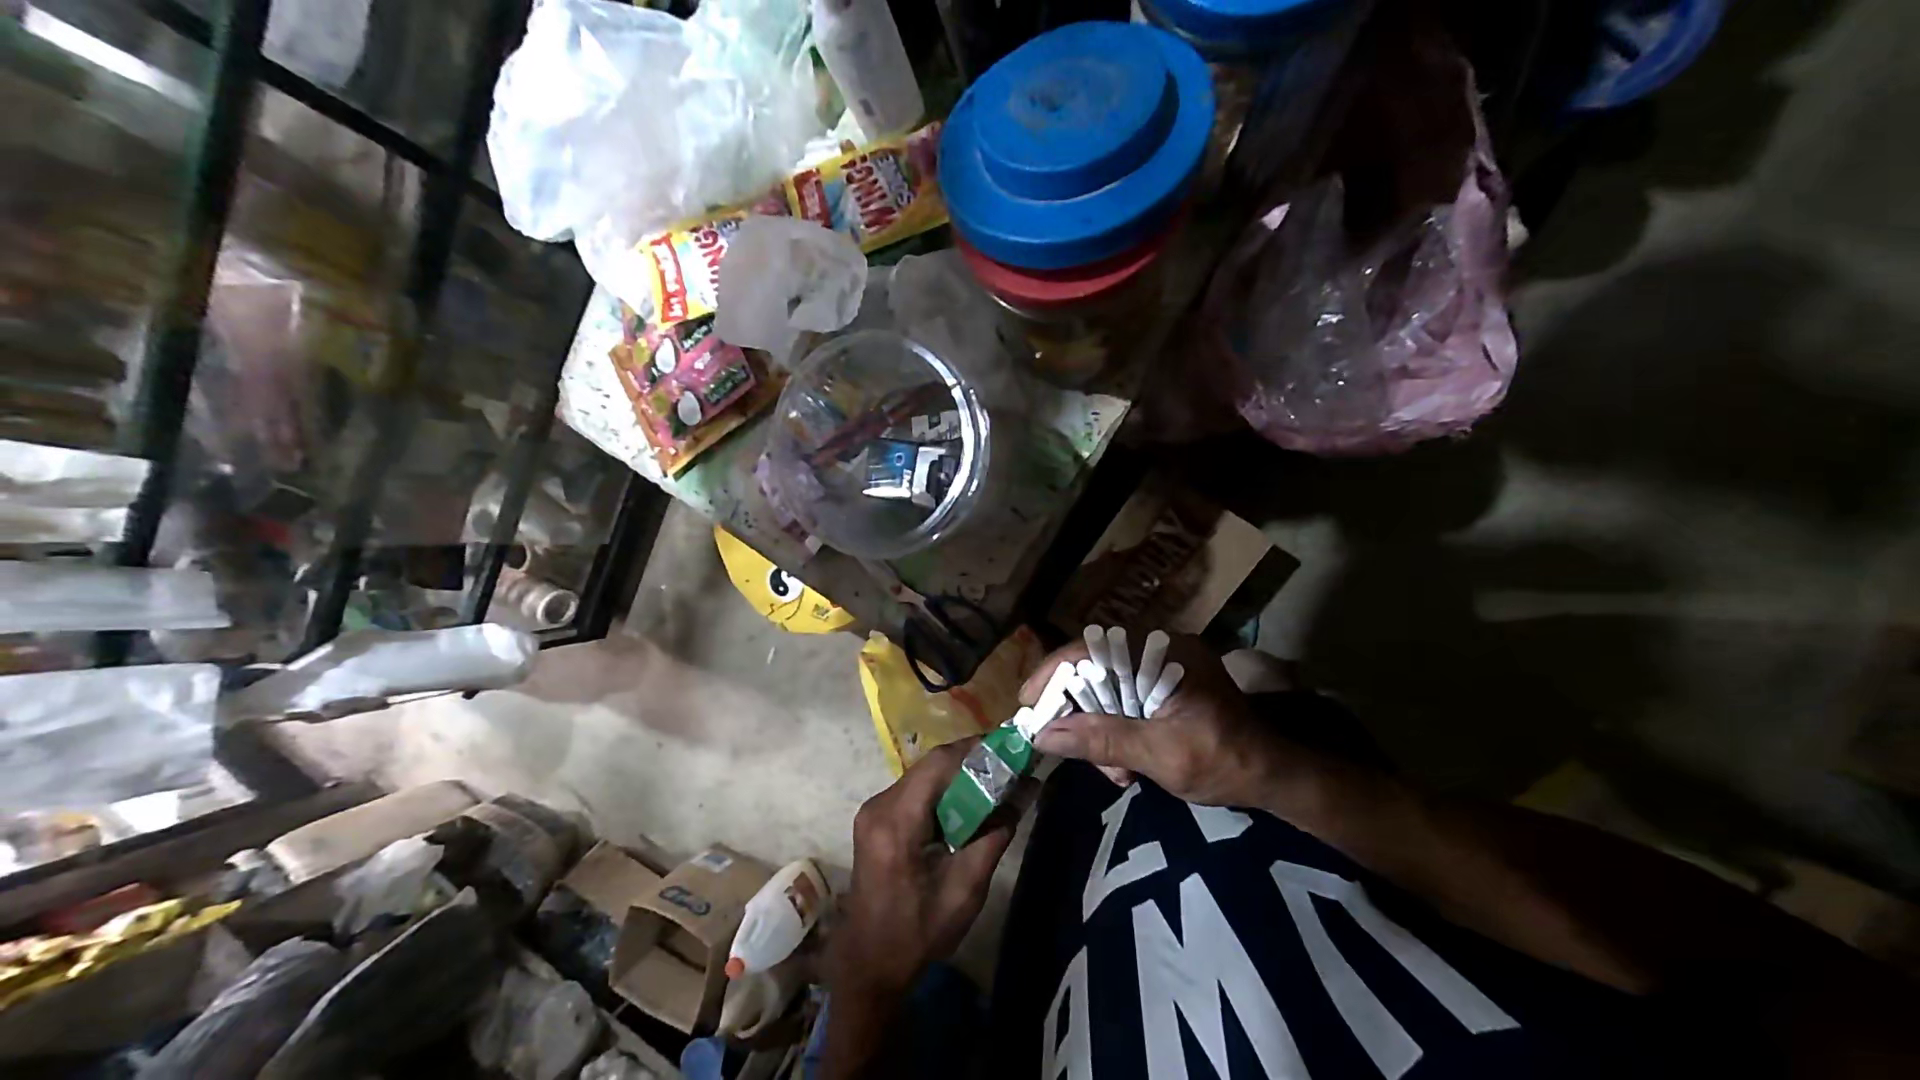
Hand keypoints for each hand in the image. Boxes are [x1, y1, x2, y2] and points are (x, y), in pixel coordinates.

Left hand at [827, 739, 1017, 999]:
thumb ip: (995, 834)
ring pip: (923, 775)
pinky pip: (914, 791)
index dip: (976, 748)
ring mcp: (874, 811)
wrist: (870, 962)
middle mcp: (879, 805)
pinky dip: (942, 789)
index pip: (939, 763)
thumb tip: (1025, 790)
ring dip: (958, 774)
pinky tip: (968, 799)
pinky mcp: (876, 819)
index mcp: (897, 821)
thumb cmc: (919, 931)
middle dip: (971, 760)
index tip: (1011, 745)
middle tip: (1010, 762)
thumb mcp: (966, 888)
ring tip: (996, 778)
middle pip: (930, 765)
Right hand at [1020, 635, 1297, 807]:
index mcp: (1166, 654)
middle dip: (1080, 713)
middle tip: (1068, 747)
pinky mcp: (1164, 684)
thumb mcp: (1161, 756)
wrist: (1274, 776)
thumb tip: (1044, 736)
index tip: (1028, 703)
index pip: (1094, 648)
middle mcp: (1161, 649)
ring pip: (1105, 688)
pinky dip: (1115, 730)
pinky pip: (1122, 699)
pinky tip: (1125, 767)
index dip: (1055, 672)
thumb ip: (1103, 741)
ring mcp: (1163, 665)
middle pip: (1094, 668)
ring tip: (1113, 773)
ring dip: (1098, 729)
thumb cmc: (1225, 763)